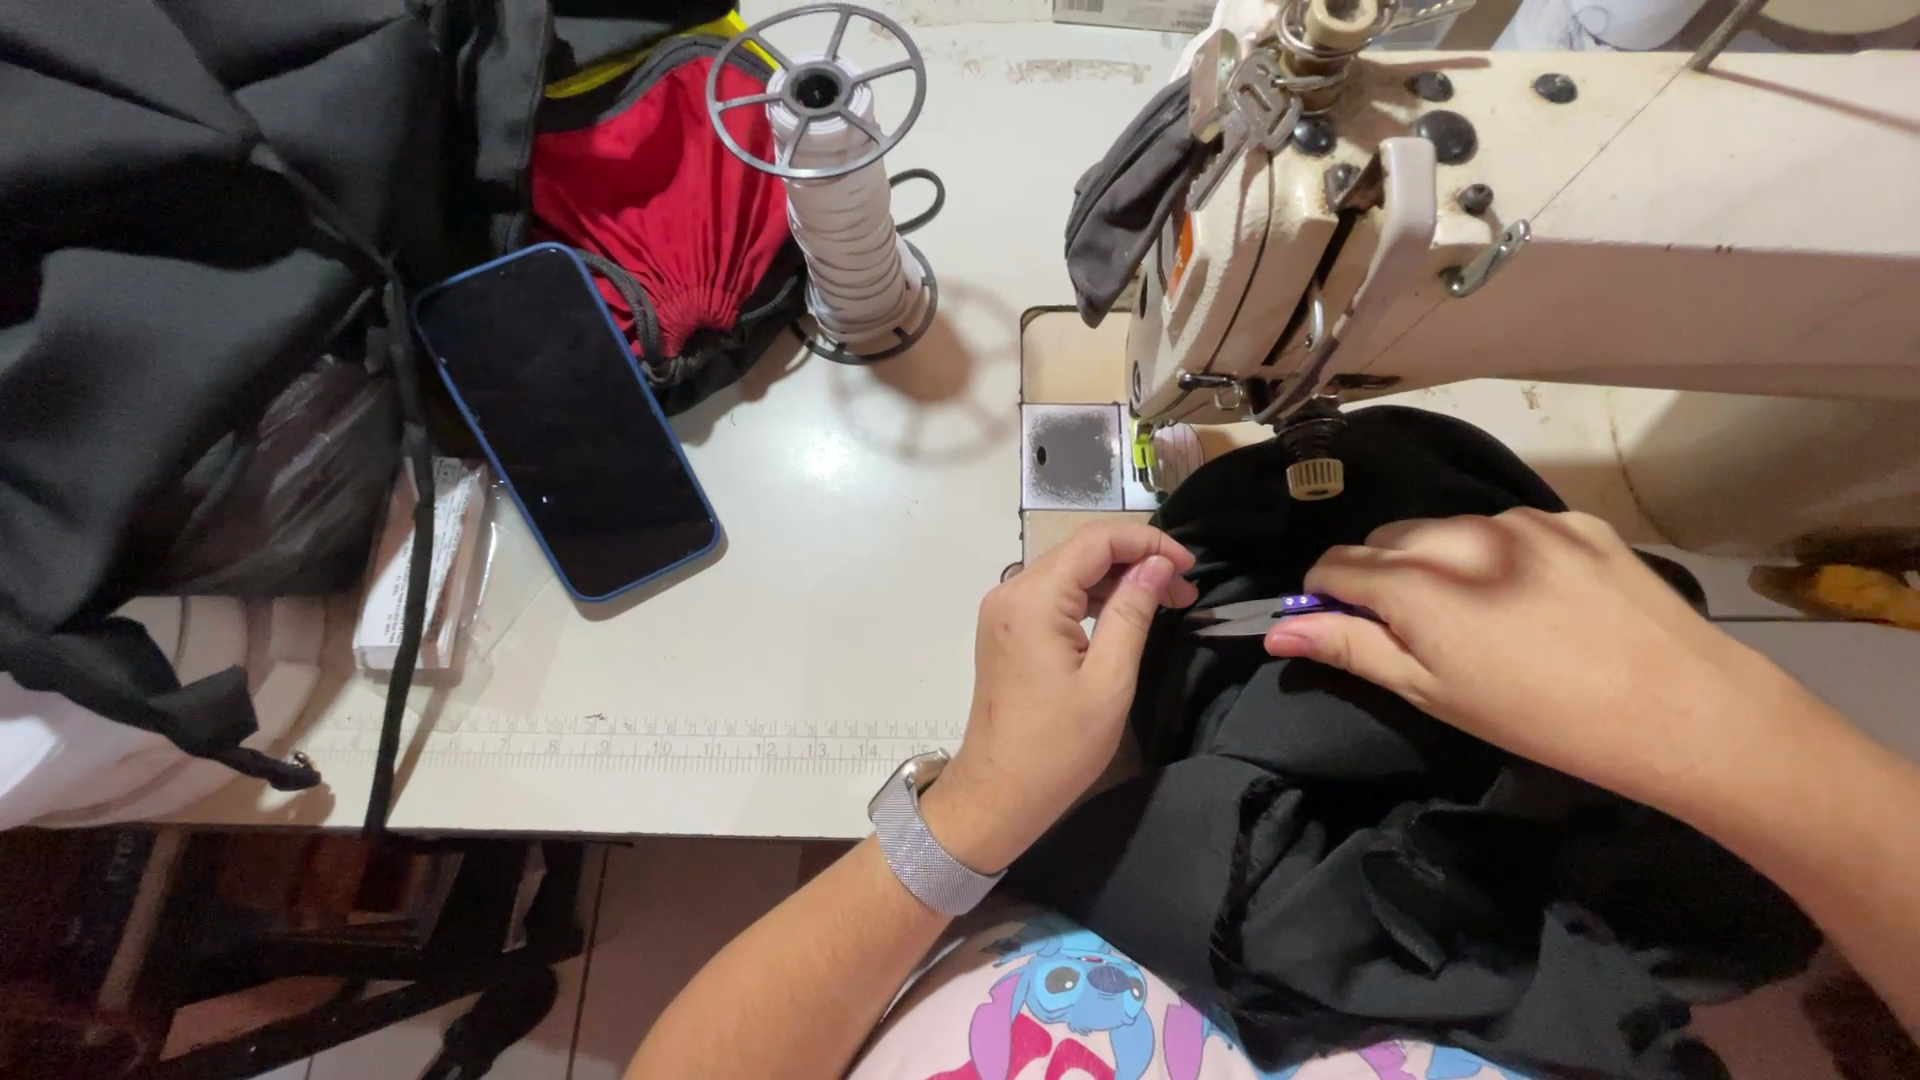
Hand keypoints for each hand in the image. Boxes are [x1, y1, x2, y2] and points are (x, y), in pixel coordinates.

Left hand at [922, 523, 1197, 872]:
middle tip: (1184, 588)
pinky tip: (1126, 610)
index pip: (1095, 540)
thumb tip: (1157, 564)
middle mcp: (1010, 591)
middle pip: (1080, 550)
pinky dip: (1091, 596)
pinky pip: (1053, 594)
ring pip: (1068, 570)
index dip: (1148, 542)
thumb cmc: (1057, 746)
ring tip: (1166, 599)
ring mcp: (1004, 609)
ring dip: (1116, 577)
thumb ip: (1133, 612)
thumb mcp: (1109, 679)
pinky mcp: (1006, 627)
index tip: (1190, 565)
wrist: (998, 791)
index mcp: (1033, 599)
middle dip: (1136, 559)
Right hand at [1263, 509, 1813, 808]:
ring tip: (1475, 607)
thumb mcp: (1431, 693)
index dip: (1326, 592)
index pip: (1337, 564)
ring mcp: (1524, 522)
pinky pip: (1502, 525)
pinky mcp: (1573, 520)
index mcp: (1422, 587)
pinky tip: (1527, 592)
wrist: (1689, 715)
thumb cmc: (1540, 719)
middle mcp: (1465, 538)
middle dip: (1379, 573)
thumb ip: (1350, 648)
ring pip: (1441, 527)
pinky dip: (1491, 551)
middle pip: (1385, 539)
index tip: (1343, 621)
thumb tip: (1277, 631)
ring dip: (1434, 558)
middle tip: (1413, 625)